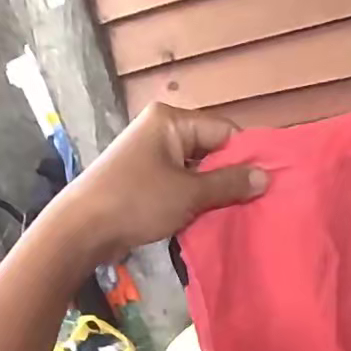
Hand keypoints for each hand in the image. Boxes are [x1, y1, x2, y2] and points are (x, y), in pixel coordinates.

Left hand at [57, 102, 266, 259]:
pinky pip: (184, 183)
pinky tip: (215, 215)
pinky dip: (199, 198)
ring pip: (200, 169)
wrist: (82, 230)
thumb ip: (230, 183)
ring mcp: (153, 155)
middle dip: (233, 175)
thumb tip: (266, 177)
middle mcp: (163, 131)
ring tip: (241, 210)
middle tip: (260, 200)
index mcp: (171, 121)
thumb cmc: (136, 201)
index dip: (247, 156)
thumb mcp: (190, 193)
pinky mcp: (148, 178)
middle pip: (213, 149)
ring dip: (217, 190)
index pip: (225, 131)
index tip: (268, 182)